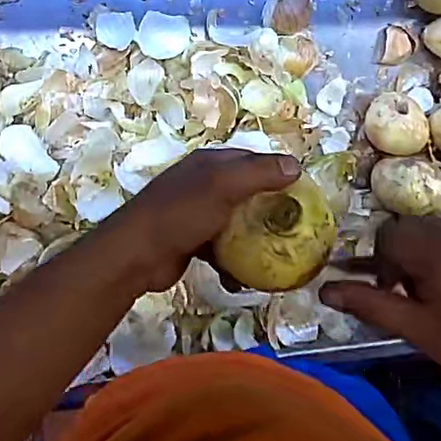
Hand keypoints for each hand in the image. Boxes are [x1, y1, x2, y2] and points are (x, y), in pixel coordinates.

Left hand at [94, 148, 301, 292]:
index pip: (253, 161)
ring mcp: (196, 213)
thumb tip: (296, 165)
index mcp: (211, 163)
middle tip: (294, 230)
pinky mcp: (192, 241)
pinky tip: (242, 280)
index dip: (278, 174)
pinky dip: (233, 262)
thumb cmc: (181, 213)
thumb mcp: (223, 186)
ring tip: (276, 258)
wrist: (137, 255)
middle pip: (247, 193)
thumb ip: (259, 173)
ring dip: (253, 240)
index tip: (303, 195)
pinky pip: (222, 248)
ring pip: (236, 223)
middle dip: (269, 210)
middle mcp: (204, 183)